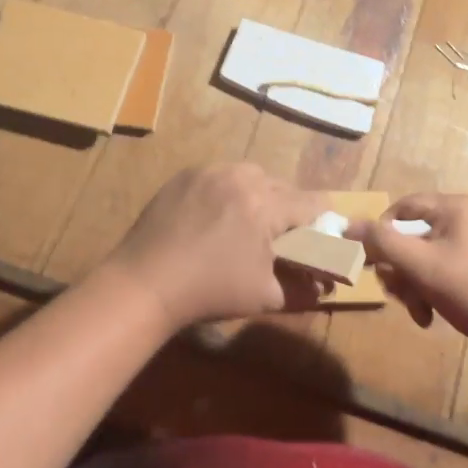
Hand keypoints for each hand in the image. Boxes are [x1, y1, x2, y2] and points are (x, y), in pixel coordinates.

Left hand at [103, 164, 324, 330]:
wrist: (143, 285)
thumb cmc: (209, 291)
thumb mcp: (264, 297)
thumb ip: (302, 290)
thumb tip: (324, 288)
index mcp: (267, 204)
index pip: (313, 202)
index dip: (322, 220)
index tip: (318, 237)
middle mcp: (243, 177)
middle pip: (283, 186)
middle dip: (287, 210)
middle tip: (278, 238)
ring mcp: (211, 171)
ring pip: (252, 176)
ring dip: (258, 196)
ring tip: (244, 226)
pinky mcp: (185, 175)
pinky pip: (221, 176)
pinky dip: (226, 192)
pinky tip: (213, 218)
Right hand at [352, 193, 467, 367]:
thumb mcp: (421, 264)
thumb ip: (382, 242)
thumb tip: (347, 225)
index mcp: (454, 207)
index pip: (401, 207)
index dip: (380, 232)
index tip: (369, 263)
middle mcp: (465, 219)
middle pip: (411, 235)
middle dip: (399, 268)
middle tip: (398, 292)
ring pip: (423, 259)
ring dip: (412, 286)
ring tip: (419, 312)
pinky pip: (441, 274)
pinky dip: (430, 293)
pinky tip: (430, 318)